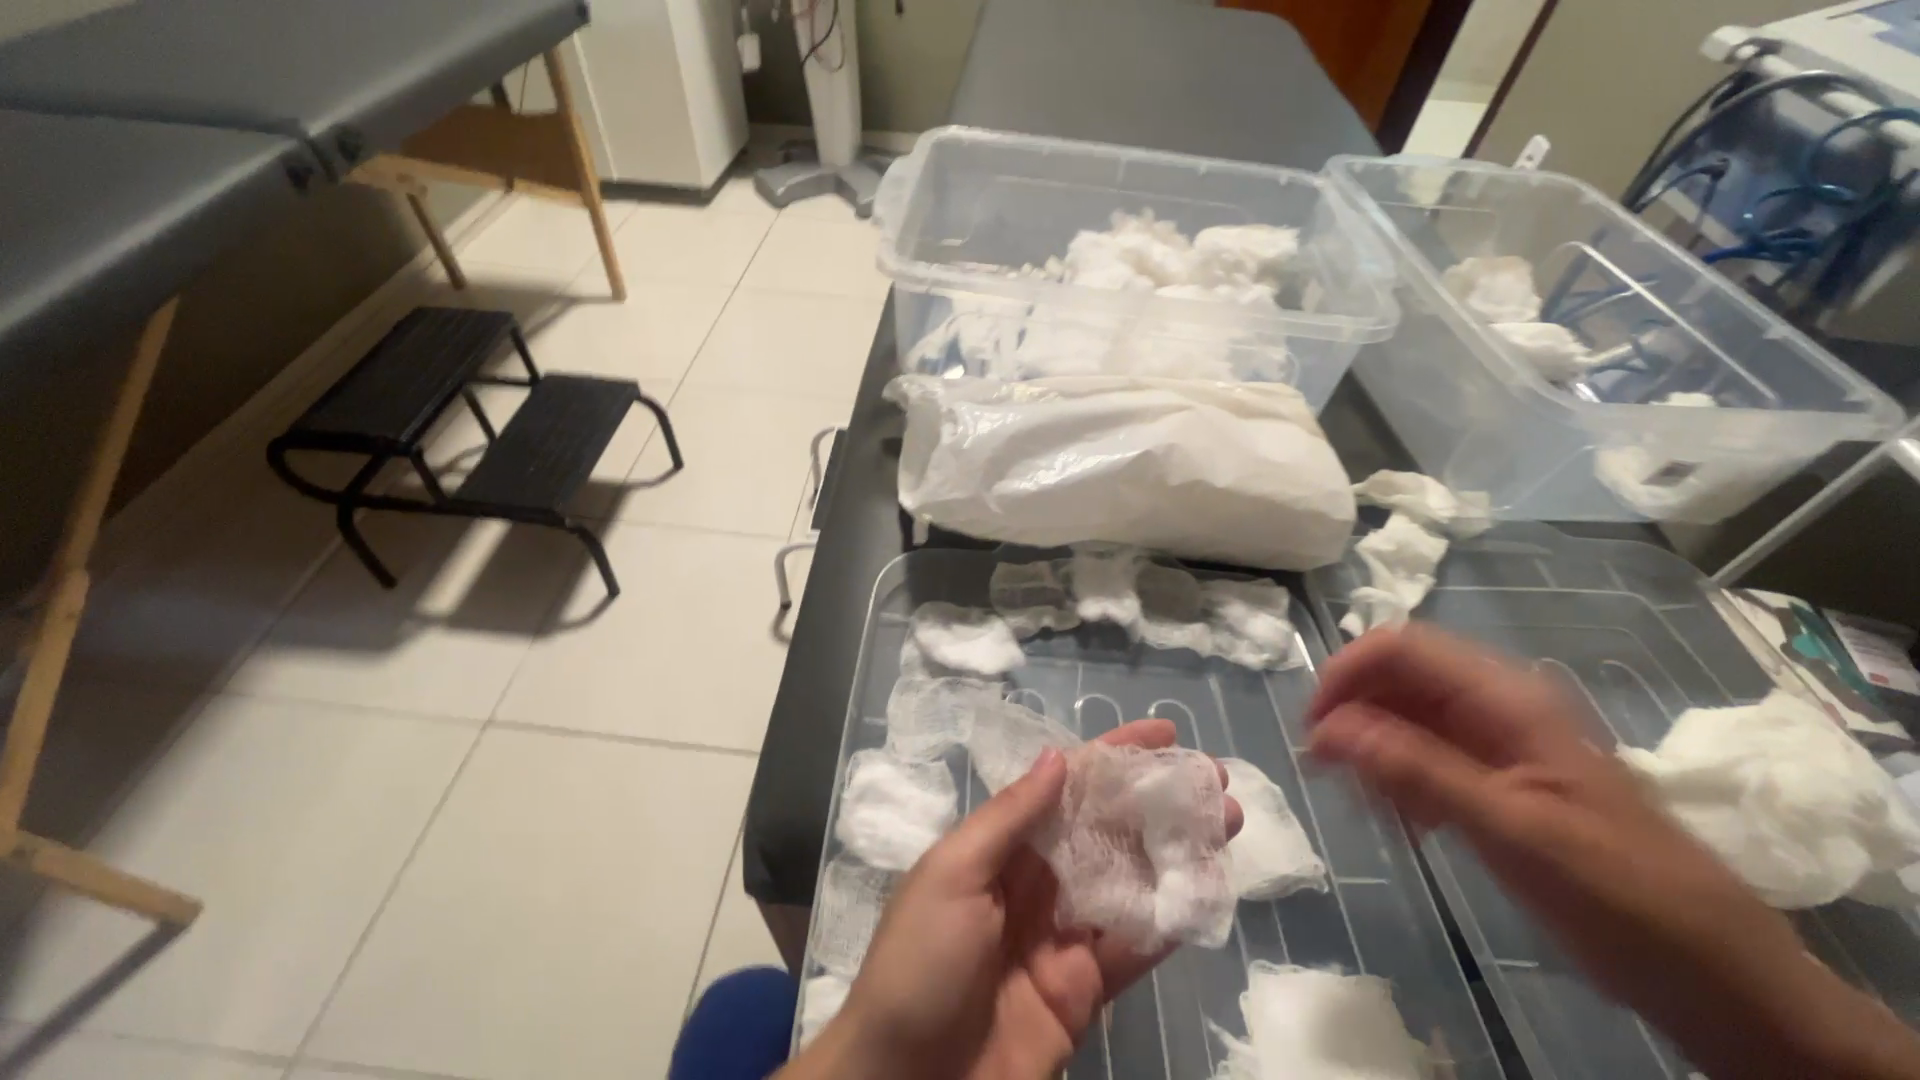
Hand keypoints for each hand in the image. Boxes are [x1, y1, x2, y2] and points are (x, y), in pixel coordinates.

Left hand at [785, 716, 1240, 1079]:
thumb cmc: (920, 963)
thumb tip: (1059, 757)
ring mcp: (1064, 935)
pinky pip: (1136, 946)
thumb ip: (1009, 817)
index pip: (1065, 788)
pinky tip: (1210, 888)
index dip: (1113, 757)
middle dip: (1158, 801)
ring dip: (1178, 850)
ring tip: (1227, 822)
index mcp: (1000, 848)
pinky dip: (1173, 919)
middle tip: (1215, 779)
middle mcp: (1037, 882)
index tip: (1165, 734)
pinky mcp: (1085, 988)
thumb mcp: (951, 875)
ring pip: (1131, 881)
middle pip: (1107, 829)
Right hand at [1307, 625, 1919, 1079]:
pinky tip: (1407, 824)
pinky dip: (1397, 782)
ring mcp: (1495, 746)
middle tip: (1333, 779)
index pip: (1401, 647)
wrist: (1711, 970)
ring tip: (1382, 812)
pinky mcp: (1493, 782)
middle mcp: (1496, 708)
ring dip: (1373, 755)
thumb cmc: (1621, 894)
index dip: (1346, 674)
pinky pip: (1421, 759)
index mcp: (1508, 700)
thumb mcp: (1514, 829)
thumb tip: (1328, 728)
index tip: (1313, 731)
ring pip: (1401, 719)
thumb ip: (1418, 770)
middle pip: (1395, 679)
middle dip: (1354, 718)